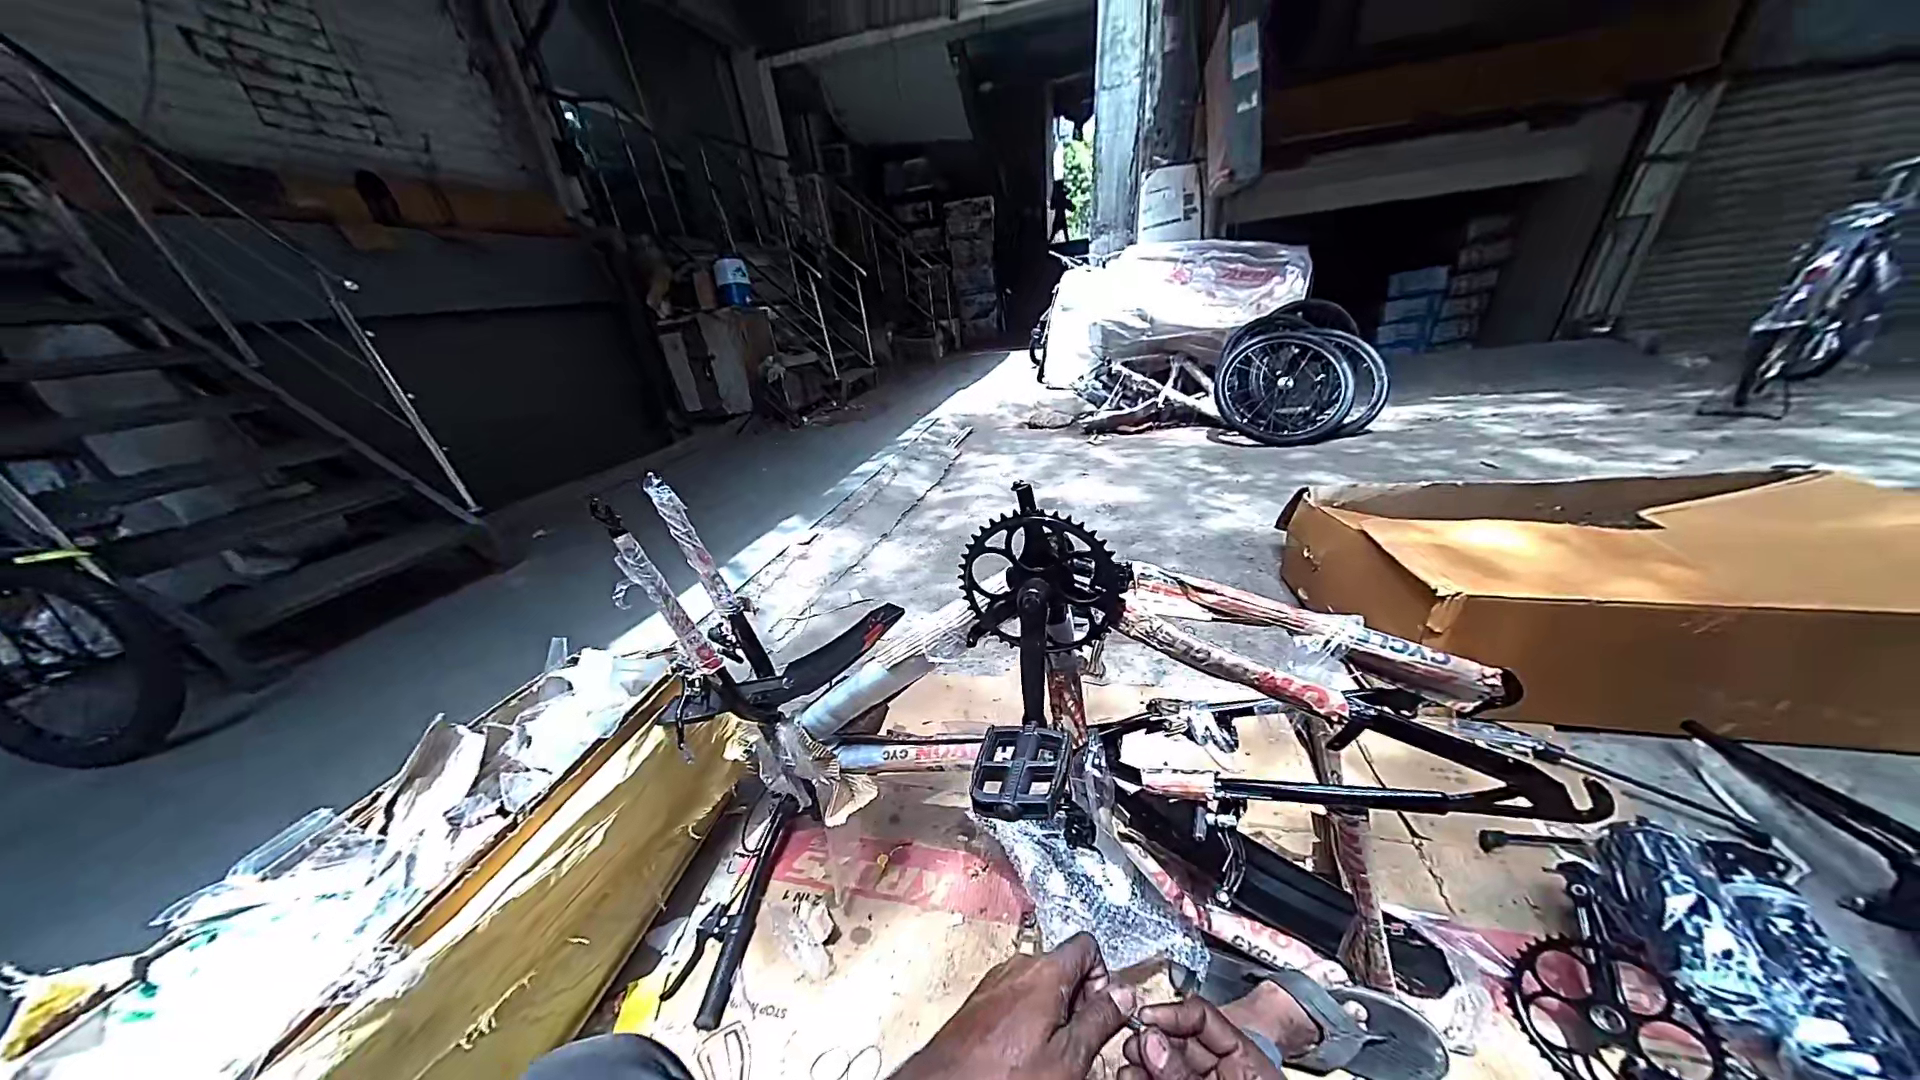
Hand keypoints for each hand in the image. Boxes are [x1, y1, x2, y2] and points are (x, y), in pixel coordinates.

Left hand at [893, 933, 1135, 1079]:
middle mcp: (1020, 964)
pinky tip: (1024, 1050)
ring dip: (1054, 1010)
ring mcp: (999, 978)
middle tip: (1076, 1041)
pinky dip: (1030, 1015)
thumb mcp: (1068, 1057)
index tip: (1100, 1012)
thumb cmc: (1004, 1076)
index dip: (1102, 979)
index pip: (1088, 945)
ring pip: (1042, 981)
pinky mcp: (984, 997)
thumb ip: (1100, 1019)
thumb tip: (1124, 993)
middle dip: (1078, 999)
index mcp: (1045, 969)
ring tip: (1048, 1051)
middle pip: (1065, 965)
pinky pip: (1018, 994)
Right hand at [1120, 986, 1319, 1079]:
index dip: (1171, 1012)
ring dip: (1144, 1066)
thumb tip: (1151, 1039)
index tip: (1143, 1020)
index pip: (1203, 1016)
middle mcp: (1225, 1074)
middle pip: (1179, 1041)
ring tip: (1128, 1072)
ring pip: (1167, 1067)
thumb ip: (1186, 1076)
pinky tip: (1131, 1079)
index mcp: (1246, 1063)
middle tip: (1131, 1051)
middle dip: (1152, 1042)